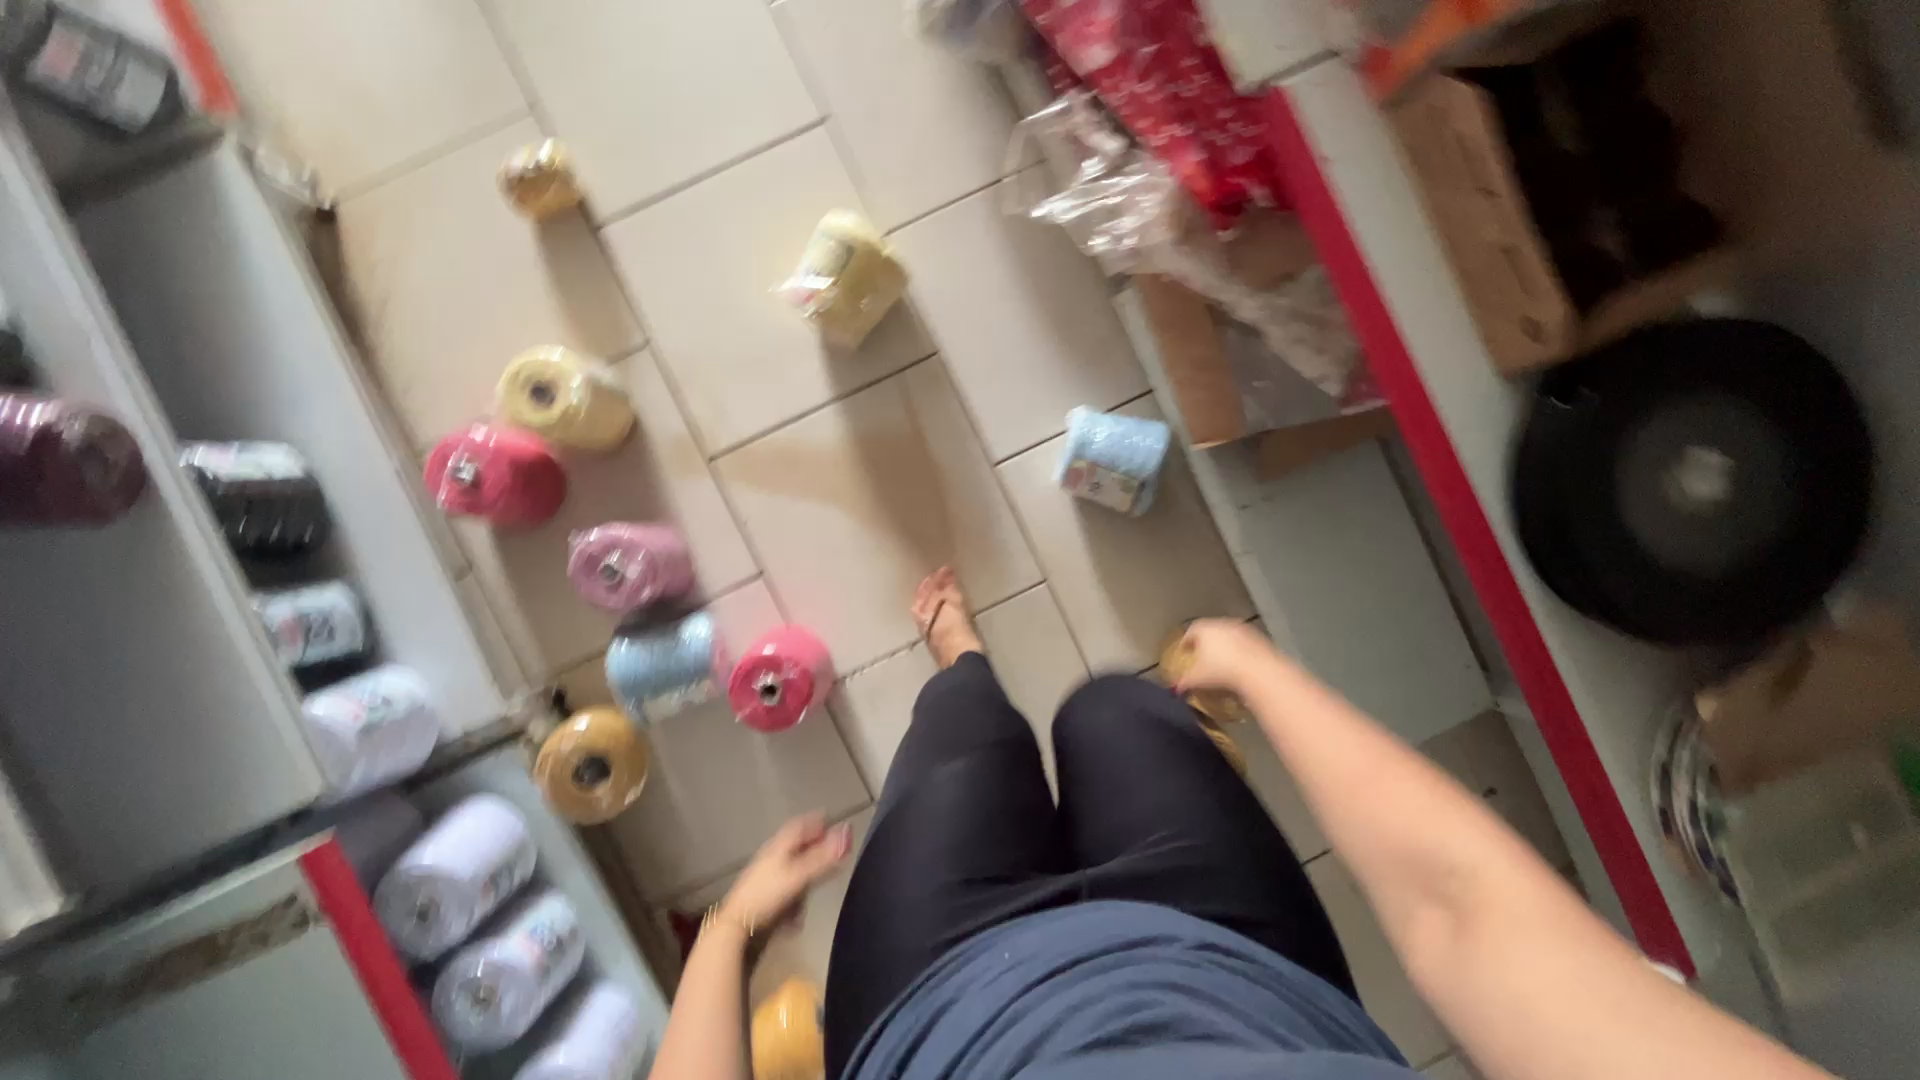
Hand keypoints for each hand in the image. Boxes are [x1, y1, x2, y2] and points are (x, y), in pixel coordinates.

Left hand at [717, 813, 852, 936]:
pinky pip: (786, 890)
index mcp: (778, 847)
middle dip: (814, 849)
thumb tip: (848, 831)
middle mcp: (772, 859)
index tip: (830, 820)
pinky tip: (799, 908)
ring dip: (806, 873)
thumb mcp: (799, 875)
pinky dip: (797, 893)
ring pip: (791, 869)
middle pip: (796, 848)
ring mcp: (767, 879)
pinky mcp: (765, 898)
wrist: (736, 927)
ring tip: (820, 879)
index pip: (798, 826)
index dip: (815, 821)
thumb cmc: (768, 895)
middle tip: (832, 852)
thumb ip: (824, 856)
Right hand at [1171, 618, 1274, 694]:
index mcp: (1204, 629)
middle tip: (1203, 656)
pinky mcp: (1260, 637)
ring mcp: (1243, 629)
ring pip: (1229, 636)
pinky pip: (1245, 643)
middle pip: (1210, 631)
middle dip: (1206, 642)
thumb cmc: (1220, 671)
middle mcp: (1222, 623)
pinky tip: (1240, 665)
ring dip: (1225, 646)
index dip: (1186, 642)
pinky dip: (1240, 651)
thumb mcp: (1197, 679)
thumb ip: (1183, 682)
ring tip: (1223, 661)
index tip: (1185, 651)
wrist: (1258, 671)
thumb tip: (1175, 688)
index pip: (1190, 632)